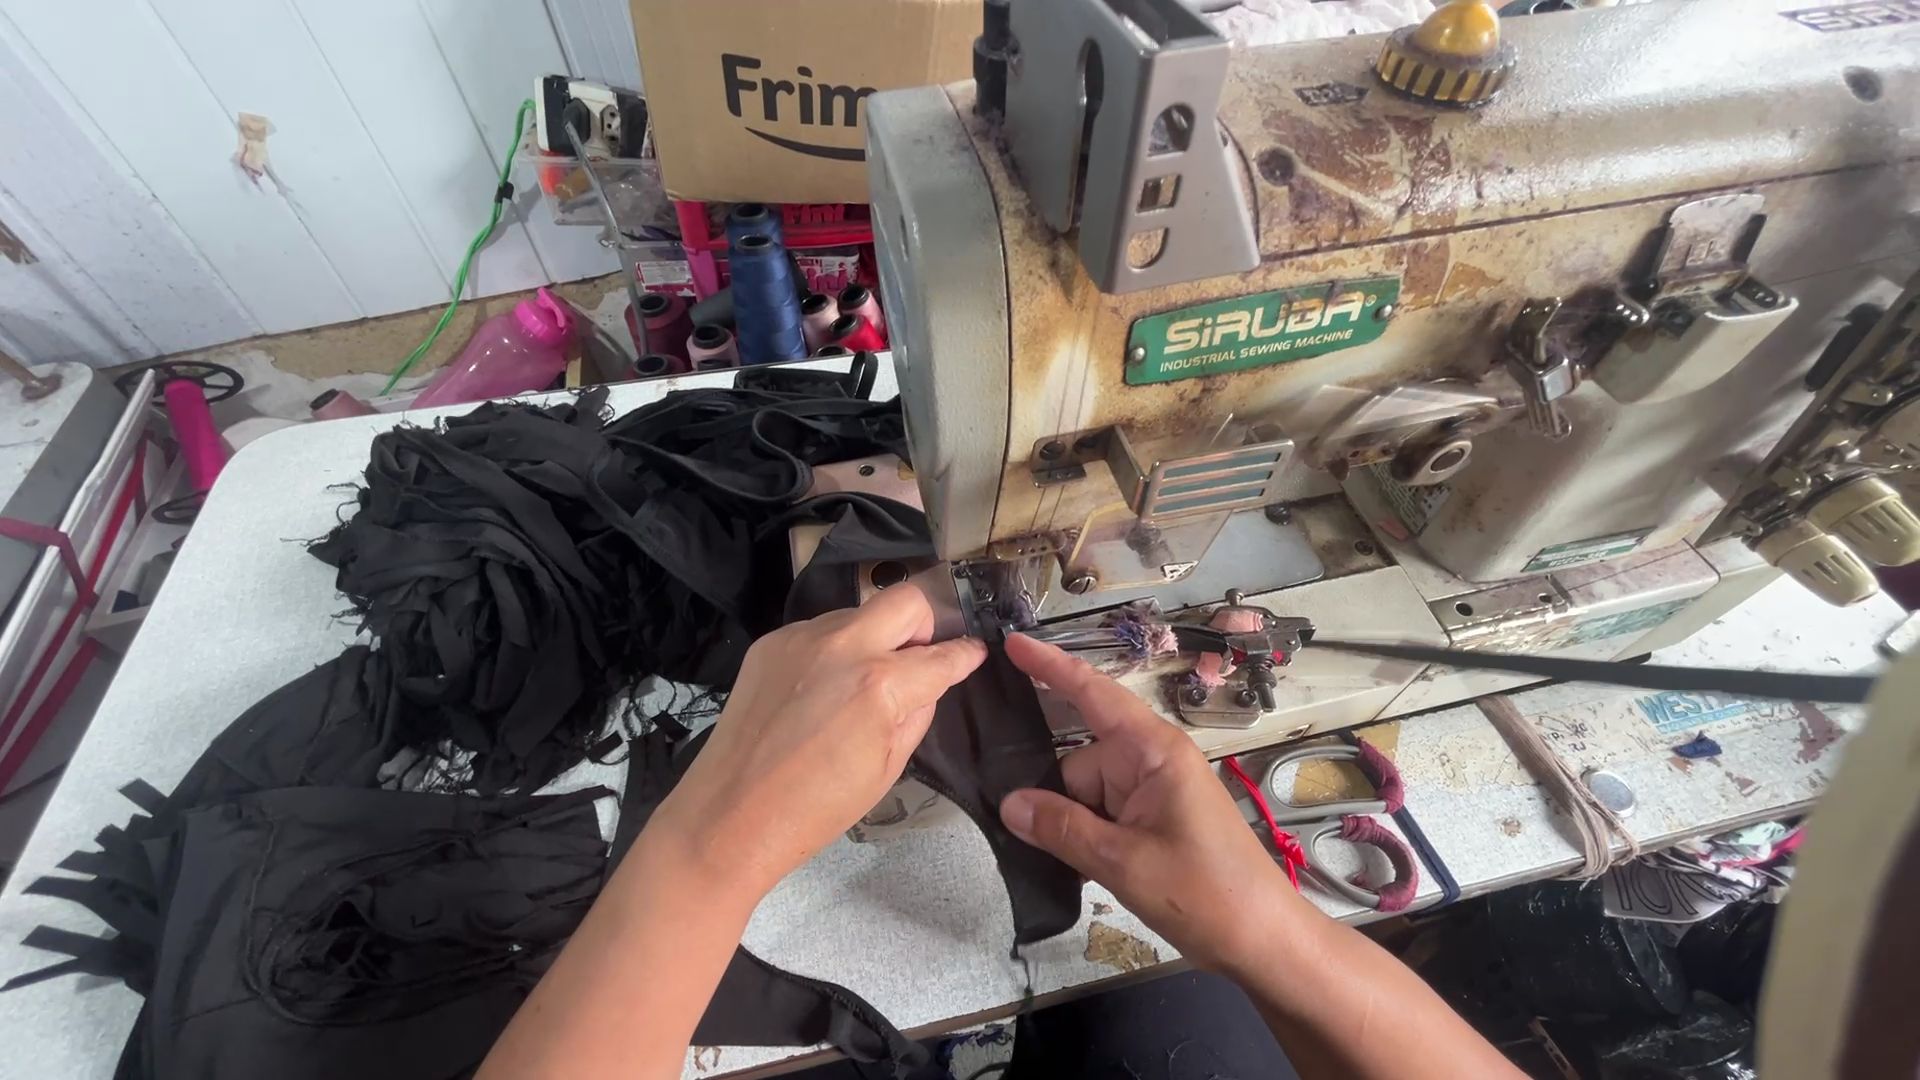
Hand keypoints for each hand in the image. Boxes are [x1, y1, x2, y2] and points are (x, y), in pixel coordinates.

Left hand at [651, 585, 986, 898]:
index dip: (966, 654)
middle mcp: (843, 646)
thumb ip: (919, 712)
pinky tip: (818, 688)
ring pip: (859, 613)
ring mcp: (802, 637)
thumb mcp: (889, 767)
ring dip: (873, 638)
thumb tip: (930, 681)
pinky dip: (834, 650)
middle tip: (916, 658)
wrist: (729, 816)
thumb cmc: (816, 808)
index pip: (943, 655)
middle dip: (925, 624)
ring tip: (857, 683)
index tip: (973, 652)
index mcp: (880, 685)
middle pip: (906, 599)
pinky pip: (821, 630)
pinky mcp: (772, 640)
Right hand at [997, 634, 1312, 973]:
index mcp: (1152, 749)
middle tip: (1021, 830)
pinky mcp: (1152, 819)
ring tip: (1066, 865)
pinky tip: (1079, 869)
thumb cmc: (1206, 893)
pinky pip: (1101, 814)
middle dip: (1053, 794)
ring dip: (1070, 824)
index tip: (1012, 643)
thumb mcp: (1124, 862)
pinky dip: (1085, 837)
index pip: (1092, 693)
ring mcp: (1151, 791)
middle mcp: (1149, 760)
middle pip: (1077, 761)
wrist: (1265, 944)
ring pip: (1084, 793)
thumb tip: (1010, 804)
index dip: (1049, 665)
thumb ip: (1062, 828)